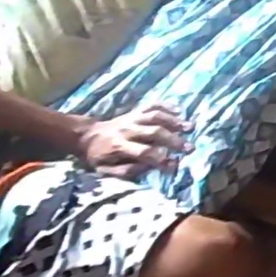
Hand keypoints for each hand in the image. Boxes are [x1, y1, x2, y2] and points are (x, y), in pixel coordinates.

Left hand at [75, 104, 192, 177]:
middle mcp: (128, 129)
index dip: (161, 158)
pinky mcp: (135, 111)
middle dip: (173, 140)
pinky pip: (152, 105)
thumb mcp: (105, 170)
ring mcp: (132, 118)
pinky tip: (179, 111)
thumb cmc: (98, 157)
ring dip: (174, 121)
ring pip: (156, 116)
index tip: (176, 164)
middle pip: (154, 132)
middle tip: (190, 147)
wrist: (85, 136)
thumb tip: (149, 167)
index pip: (144, 152)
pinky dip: (166, 106)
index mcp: (120, 146)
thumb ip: (127, 171)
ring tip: (189, 127)